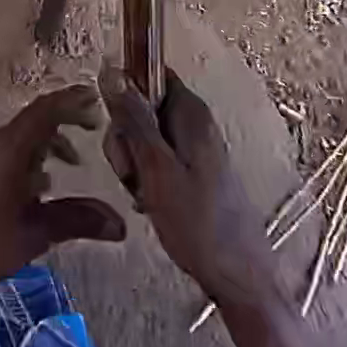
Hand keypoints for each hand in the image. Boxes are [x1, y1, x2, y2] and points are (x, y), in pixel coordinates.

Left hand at [0, 85, 124, 289]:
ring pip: (25, 137)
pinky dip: (36, 158)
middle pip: (35, 119)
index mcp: (11, 149)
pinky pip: (15, 153)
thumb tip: (119, 222)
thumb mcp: (33, 233)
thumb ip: (74, 221)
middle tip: (92, 125)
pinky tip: (46, 185)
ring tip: (74, 161)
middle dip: (64, 118)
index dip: (69, 100)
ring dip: (50, 141)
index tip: (94, 96)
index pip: (43, 111)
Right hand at [99, 66, 281, 305]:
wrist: (236, 278)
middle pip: (139, 105)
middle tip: (129, 169)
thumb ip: (132, 117)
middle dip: (124, 136)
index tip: (117, 122)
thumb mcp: (155, 166)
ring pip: (141, 133)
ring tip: (140, 190)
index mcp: (190, 112)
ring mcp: (191, 145)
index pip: (148, 73)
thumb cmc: (197, 221)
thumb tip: (110, 68)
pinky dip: (143, 174)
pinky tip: (147, 198)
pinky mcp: (189, 168)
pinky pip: (152, 155)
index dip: (124, 90)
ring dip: (131, 160)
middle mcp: (192, 121)